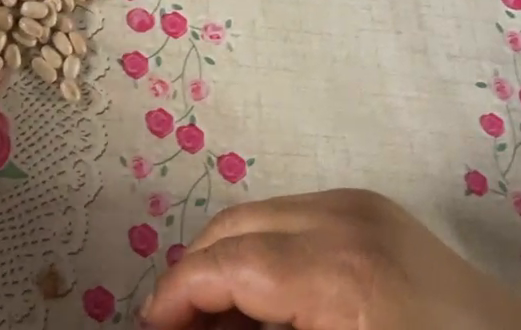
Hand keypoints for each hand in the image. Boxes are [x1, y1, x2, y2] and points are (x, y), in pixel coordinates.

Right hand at [142, 190, 520, 329]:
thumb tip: (190, 328)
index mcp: (336, 273)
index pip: (225, 264)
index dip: (177, 295)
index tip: (151, 324)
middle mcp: (340, 218)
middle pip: (232, 227)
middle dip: (196, 274)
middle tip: (178, 324)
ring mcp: (358, 203)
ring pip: (256, 215)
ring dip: (228, 259)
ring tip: (221, 314)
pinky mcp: (370, 205)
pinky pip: (289, 215)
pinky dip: (264, 249)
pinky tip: (267, 294)